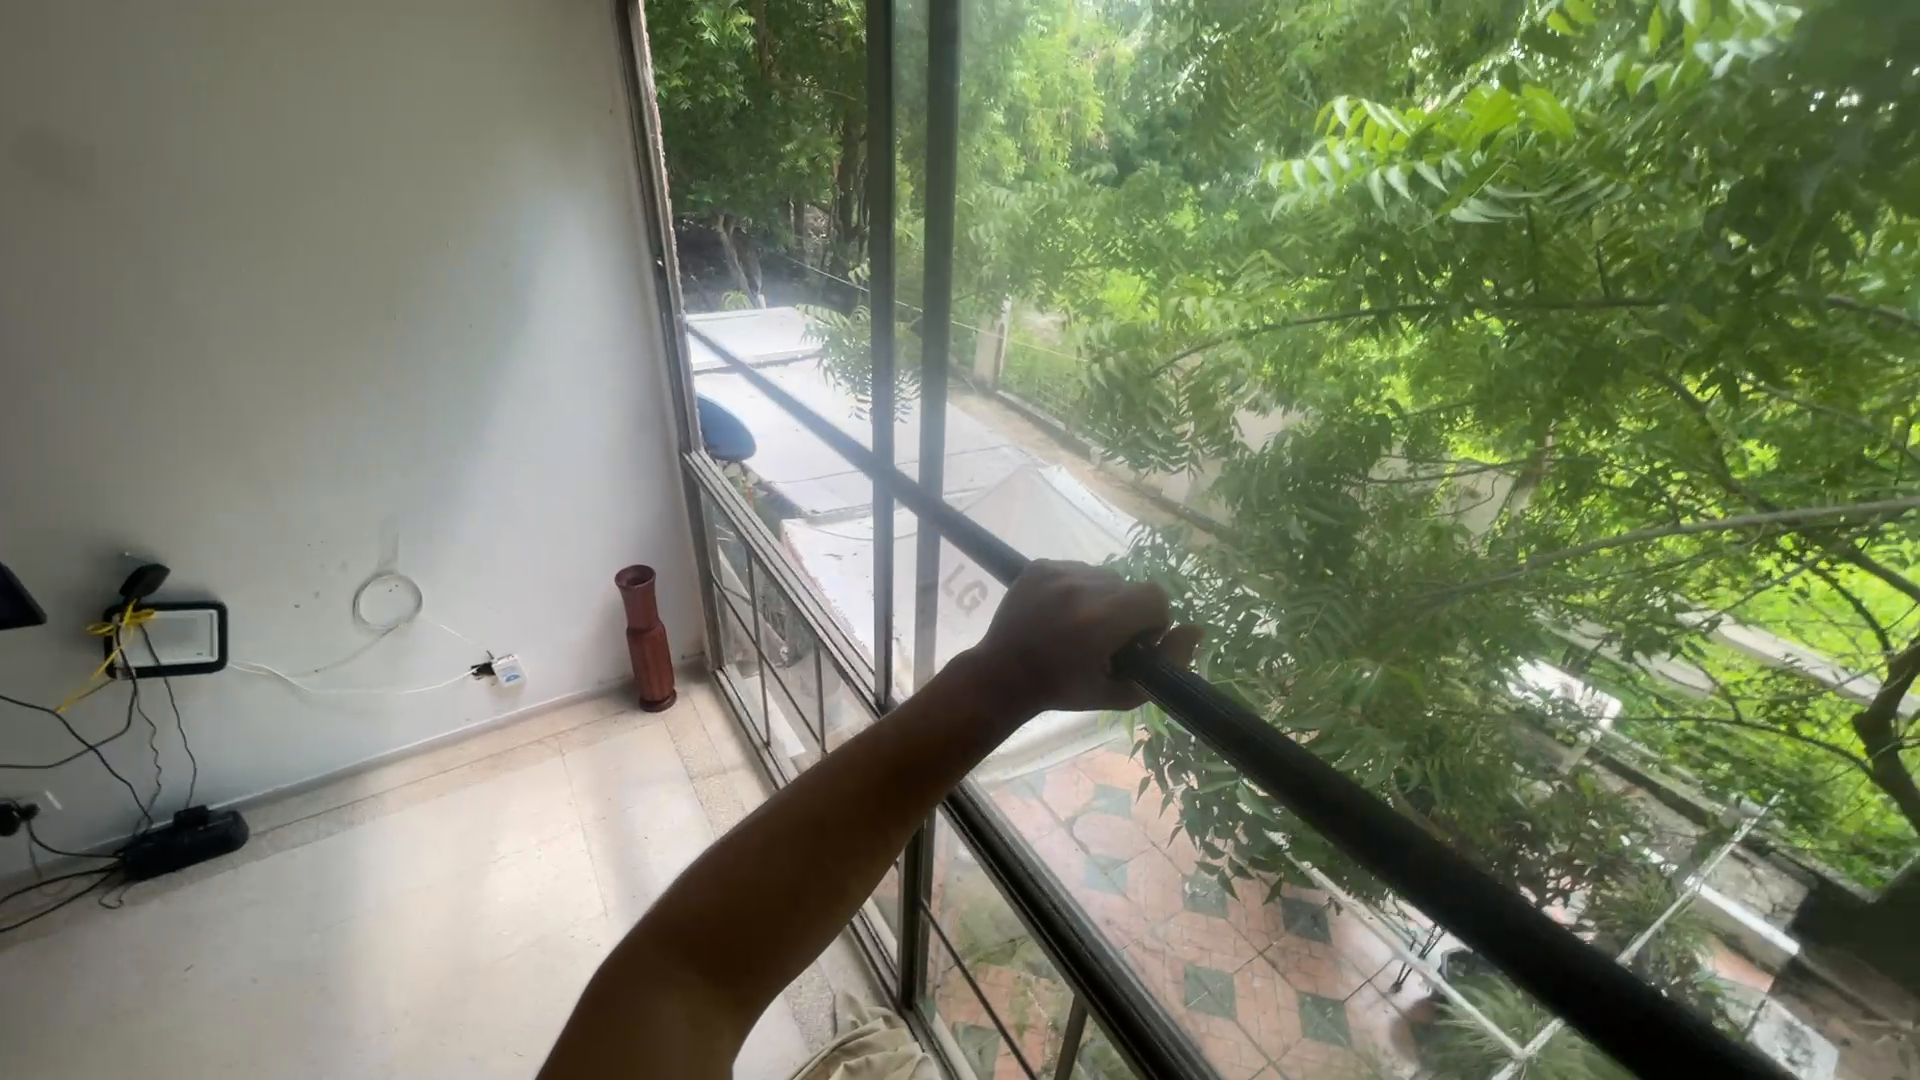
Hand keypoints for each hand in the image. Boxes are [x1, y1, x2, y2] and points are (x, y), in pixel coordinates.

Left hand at [958, 560, 1202, 719]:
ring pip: (1102, 577)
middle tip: (1102, 638)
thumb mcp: (1121, 692)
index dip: (1152, 620)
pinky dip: (1076, 589)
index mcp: (1103, 618)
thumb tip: (1197, 630)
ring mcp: (1058, 572)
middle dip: (1125, 611)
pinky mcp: (1040, 566)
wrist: (1003, 674)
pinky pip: (1076, 570)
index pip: (1155, 596)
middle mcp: (1082, 587)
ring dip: (1100, 598)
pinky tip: (1059, 614)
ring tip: (1077, 625)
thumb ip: (1167, 663)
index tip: (1133, 641)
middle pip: (1129, 587)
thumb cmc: (1063, 690)